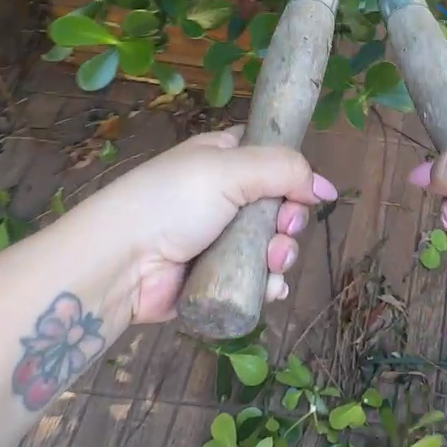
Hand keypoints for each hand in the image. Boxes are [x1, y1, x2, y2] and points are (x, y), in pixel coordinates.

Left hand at [72, 127, 336, 324]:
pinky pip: (257, 279)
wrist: (119, 264)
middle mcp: (223, 198)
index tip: (303, 191)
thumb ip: (286, 169)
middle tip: (282, 229)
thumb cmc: (171, 202)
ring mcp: (219, 240)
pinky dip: (269, 283)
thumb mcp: (230, 168)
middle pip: (281, 206)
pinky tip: (269, 287)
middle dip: (291, 221)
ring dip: (283, 254)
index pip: (272, 159)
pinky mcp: (216, 278)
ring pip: (273, 245)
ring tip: (273, 262)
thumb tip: (327, 190)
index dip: (294, 175)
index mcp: (222, 160)